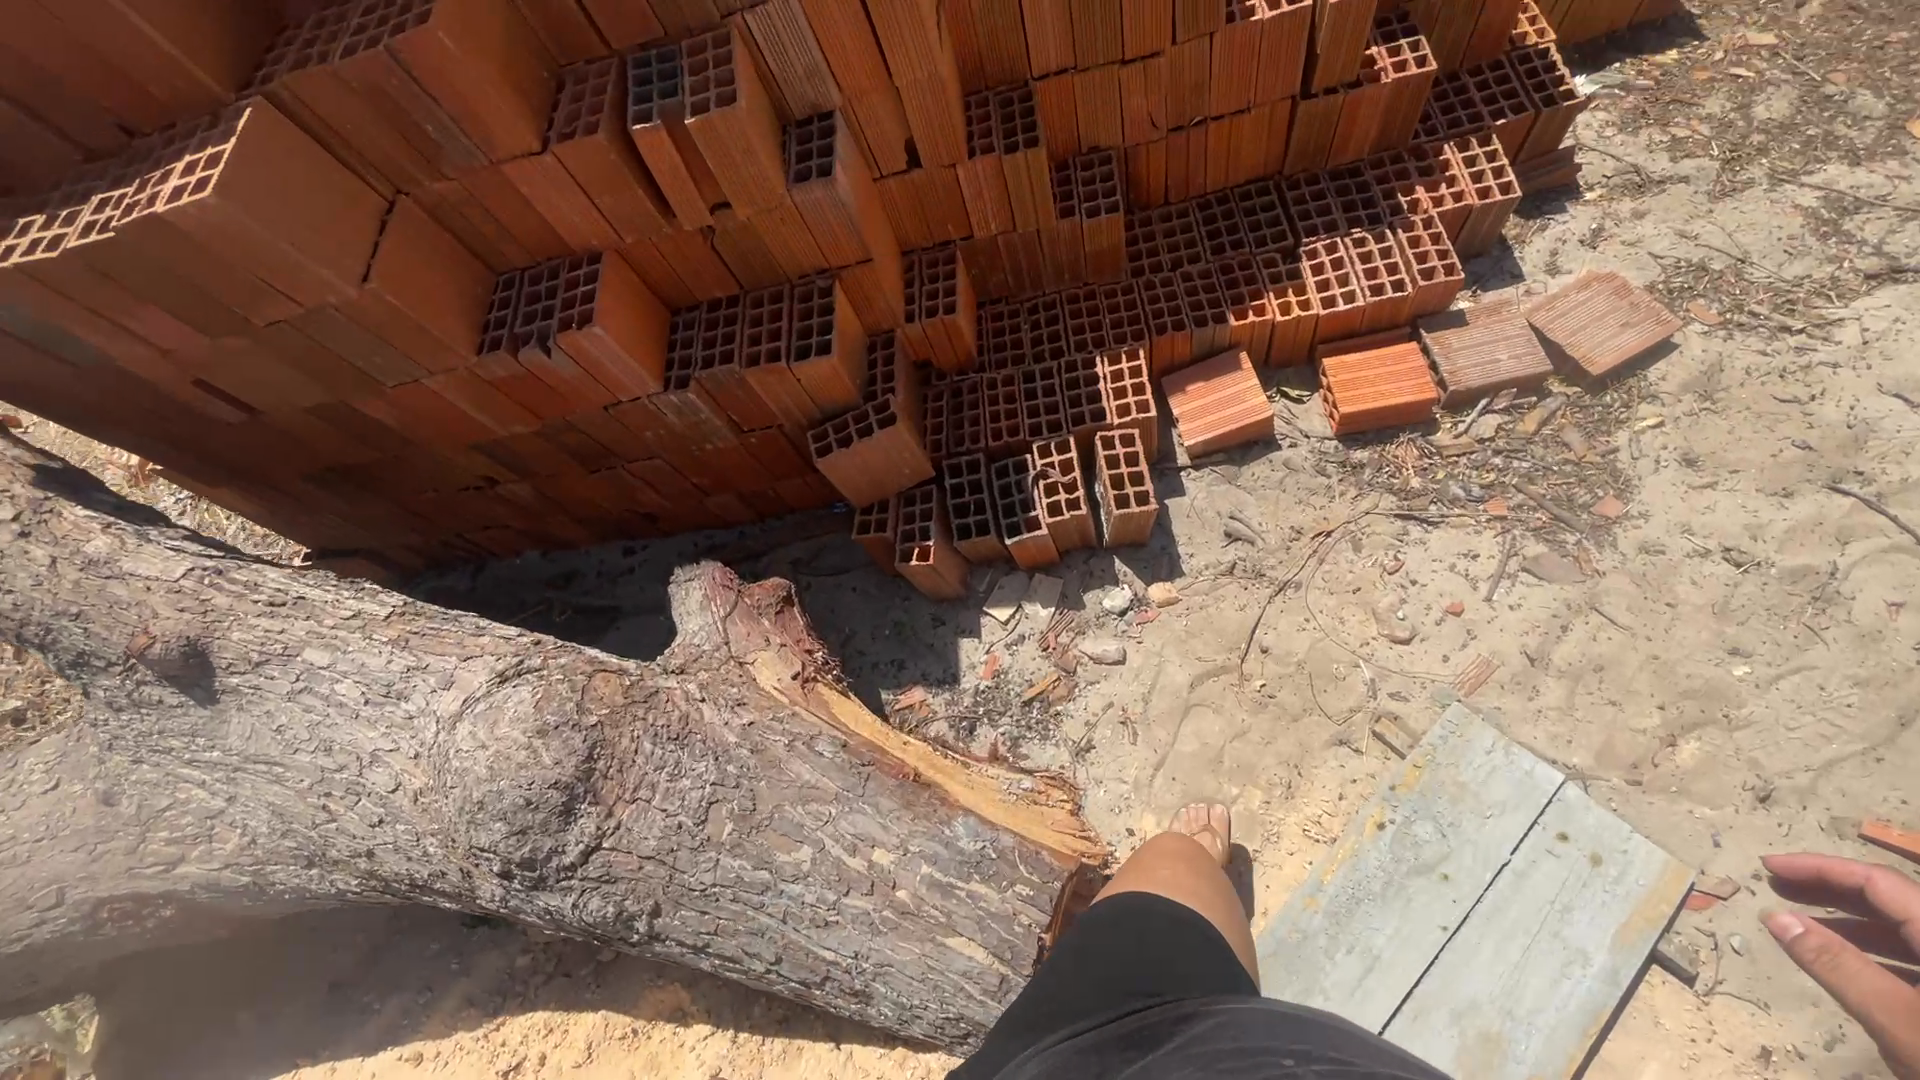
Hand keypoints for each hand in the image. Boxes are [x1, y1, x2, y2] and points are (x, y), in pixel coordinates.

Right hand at [1762, 853, 1919, 1079]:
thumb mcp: (1899, 1022)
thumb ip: (1837, 966)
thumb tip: (1777, 917)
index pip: (1880, 882)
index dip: (1821, 868)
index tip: (1769, 867)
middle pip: (1896, 898)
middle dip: (1831, 889)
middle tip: (1777, 885)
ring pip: (1907, 927)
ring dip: (1849, 920)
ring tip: (1800, 921)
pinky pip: (1919, 955)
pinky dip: (1877, 950)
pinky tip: (1846, 958)